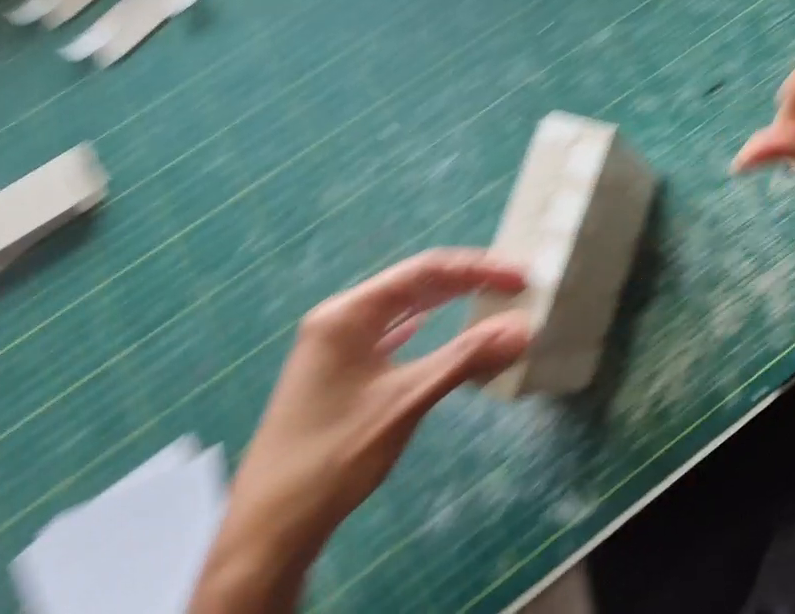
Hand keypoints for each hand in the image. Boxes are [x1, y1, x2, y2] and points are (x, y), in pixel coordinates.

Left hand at [192, 251, 531, 611]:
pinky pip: (390, 334)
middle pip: (413, 284)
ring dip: (445, 302)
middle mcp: (339, 319)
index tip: (520, 278)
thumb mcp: (407, 401)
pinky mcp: (338, 372)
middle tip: (513, 285)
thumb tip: (524, 328)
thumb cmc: (335, 453)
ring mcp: (334, 346)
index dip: (478, 269)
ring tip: (488, 299)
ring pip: (401, 308)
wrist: (270, 525)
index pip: (425, 271)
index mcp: (348, 314)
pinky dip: (423, 326)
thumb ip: (466, 358)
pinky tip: (434, 325)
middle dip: (465, 281)